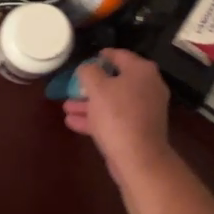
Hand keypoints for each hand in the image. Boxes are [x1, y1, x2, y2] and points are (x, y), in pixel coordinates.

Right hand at [62, 49, 173, 176]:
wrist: (139, 158)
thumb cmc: (117, 115)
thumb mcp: (97, 87)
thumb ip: (89, 71)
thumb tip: (88, 68)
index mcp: (141, 71)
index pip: (119, 55)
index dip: (100, 56)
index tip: (86, 60)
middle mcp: (147, 87)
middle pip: (115, 80)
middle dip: (90, 86)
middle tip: (72, 86)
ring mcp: (144, 110)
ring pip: (112, 101)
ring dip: (89, 104)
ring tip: (66, 107)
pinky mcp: (139, 129)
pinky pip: (115, 118)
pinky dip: (96, 119)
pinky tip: (72, 122)